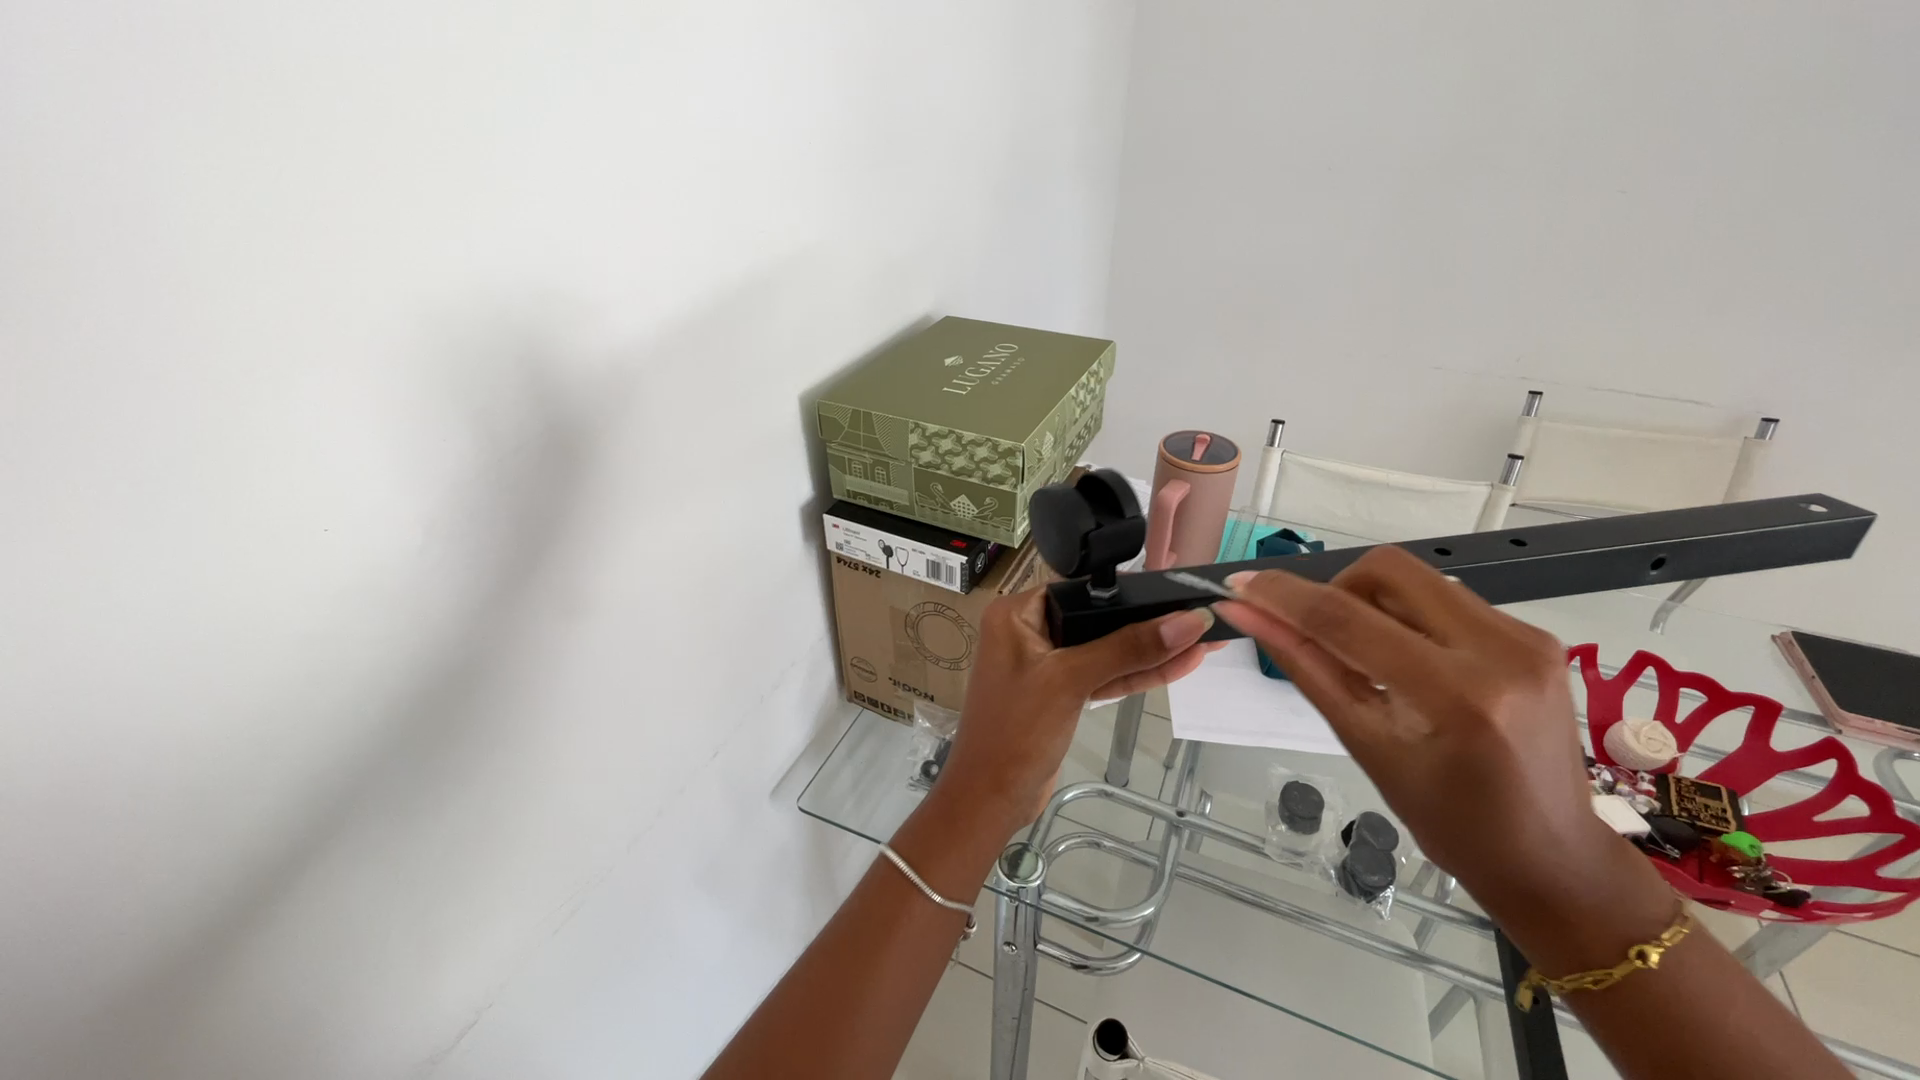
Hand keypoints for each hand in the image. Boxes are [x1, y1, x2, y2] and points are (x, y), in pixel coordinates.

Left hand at [941, 589, 1217, 827]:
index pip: (1079, 590)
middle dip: (1147, 623)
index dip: (1126, 591)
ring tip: (1205, 640)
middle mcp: (1027, 632)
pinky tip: (1179, 665)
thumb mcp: (1070, 681)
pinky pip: (1103, 676)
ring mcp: (1045, 666)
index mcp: (1015, 614)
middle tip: (1201, 616)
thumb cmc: (1017, 732)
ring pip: (1104, 650)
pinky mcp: (1060, 694)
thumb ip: (1128, 649)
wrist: (990, 799)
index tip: (1177, 589)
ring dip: (1150, 650)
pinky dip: (1136, 674)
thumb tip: (1187, 621)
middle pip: (1096, 620)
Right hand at [1213, 546, 1622, 916]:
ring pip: (1418, 580)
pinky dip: (1408, 619)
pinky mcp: (1536, 636)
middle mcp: (1500, 651)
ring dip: (1371, 604)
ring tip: (1368, 660)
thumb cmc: (1447, 821)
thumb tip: (1245, 614)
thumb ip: (1305, 666)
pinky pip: (1448, 600)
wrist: (1550, 856)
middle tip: (1318, 635)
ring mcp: (1526, 638)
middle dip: (1335, 590)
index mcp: (1456, 696)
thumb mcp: (1365, 745)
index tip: (1239, 586)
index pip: (1347, 620)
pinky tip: (1410, 667)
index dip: (1283, 597)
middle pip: (1387, 571)